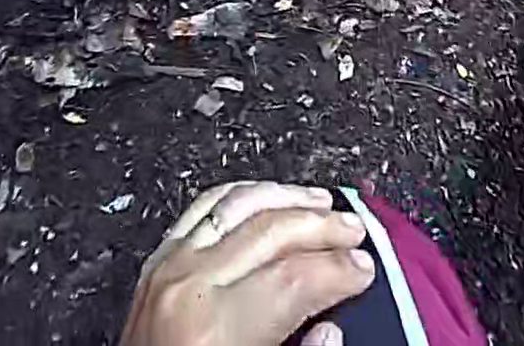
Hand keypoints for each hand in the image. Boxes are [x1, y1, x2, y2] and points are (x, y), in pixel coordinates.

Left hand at [120, 181, 375, 345]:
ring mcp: (170, 265)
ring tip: (322, 201)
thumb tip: (331, 329)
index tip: (365, 269)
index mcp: (214, 331)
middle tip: (355, 230)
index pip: (294, 279)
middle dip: (323, 227)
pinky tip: (268, 193)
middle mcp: (190, 286)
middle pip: (273, 231)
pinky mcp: (158, 258)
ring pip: (242, 203)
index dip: (337, 270)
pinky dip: (244, 191)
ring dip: (289, 197)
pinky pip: (207, 204)